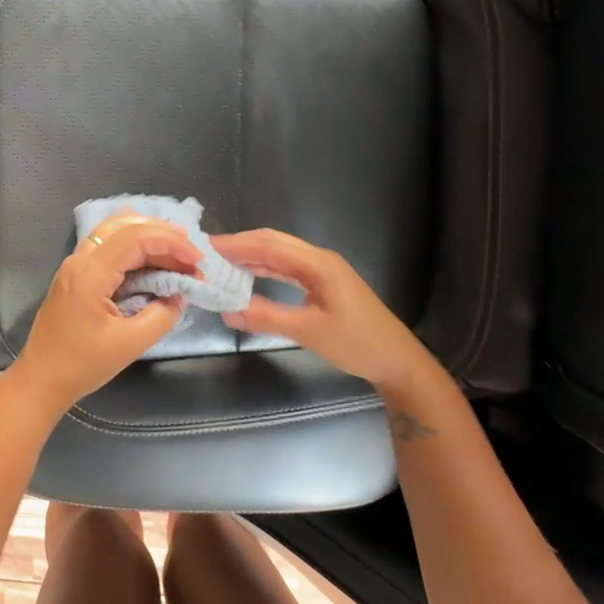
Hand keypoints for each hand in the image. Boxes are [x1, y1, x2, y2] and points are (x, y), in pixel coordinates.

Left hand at [7, 214, 200, 412]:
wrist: (40, 380)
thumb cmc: (82, 365)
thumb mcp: (130, 344)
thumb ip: (161, 315)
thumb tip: (179, 294)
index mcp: (89, 273)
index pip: (135, 238)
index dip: (170, 243)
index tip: (197, 261)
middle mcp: (79, 260)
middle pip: (124, 228)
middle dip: (162, 237)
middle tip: (193, 255)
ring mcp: (74, 265)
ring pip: (113, 232)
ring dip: (147, 236)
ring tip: (179, 249)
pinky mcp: (75, 275)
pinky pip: (106, 246)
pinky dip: (132, 245)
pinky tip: (149, 250)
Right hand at [212, 229, 437, 390]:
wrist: (397, 361)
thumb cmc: (357, 343)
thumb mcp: (309, 331)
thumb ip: (267, 318)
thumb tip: (227, 310)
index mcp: (317, 264)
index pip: (268, 245)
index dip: (236, 244)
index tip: (205, 248)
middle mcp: (319, 259)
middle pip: (272, 242)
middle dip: (239, 245)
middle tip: (207, 253)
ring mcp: (322, 271)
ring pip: (279, 254)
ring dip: (251, 256)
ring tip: (219, 263)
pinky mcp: (323, 283)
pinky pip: (287, 268)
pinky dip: (265, 269)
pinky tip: (247, 276)